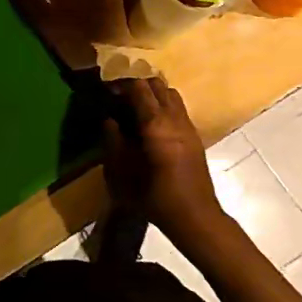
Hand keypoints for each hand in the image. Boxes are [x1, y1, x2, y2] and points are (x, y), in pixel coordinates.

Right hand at [103, 77, 222, 236]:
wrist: (194, 216)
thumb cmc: (155, 197)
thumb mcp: (123, 173)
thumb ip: (113, 142)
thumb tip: (108, 120)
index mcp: (155, 124)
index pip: (139, 88)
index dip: (120, 85)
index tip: (106, 92)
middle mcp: (174, 118)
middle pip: (157, 84)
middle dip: (137, 86)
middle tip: (119, 99)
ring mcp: (187, 125)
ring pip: (170, 93)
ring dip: (152, 94)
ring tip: (136, 109)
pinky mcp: (194, 135)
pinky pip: (178, 108)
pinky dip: (163, 105)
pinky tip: (152, 125)